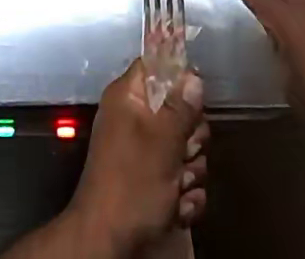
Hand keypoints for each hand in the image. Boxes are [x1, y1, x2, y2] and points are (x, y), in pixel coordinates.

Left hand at [64, 59, 208, 257]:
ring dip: (189, 172)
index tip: (194, 100)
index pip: (156, 67)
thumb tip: (193, 76)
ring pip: (187, 149)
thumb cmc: (131, 182)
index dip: (179, 79)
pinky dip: (184, 196)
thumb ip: (179, 107)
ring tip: (174, 186)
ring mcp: (145, 150)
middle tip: (182, 153)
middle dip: (191, 138)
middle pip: (180, 111)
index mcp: (128, 98)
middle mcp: (135, 118)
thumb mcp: (161, 140)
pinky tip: (175, 207)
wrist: (111, 237)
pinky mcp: (155, 180)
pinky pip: (184, 179)